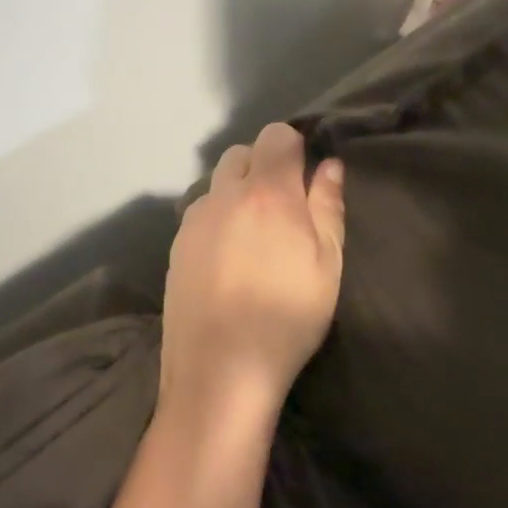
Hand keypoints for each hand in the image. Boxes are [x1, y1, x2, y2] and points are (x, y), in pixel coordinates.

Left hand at [160, 123, 344, 423]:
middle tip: (290, 208)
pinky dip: (221, 218)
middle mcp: (224, 196)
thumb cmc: (289, 318)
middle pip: (242, 153)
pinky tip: (235, 258)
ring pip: (218, 183)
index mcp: (268, 195)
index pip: (277, 137)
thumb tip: (330, 167)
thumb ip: (328, 209)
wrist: (221, 369)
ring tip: (261, 236)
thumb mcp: (328, 266)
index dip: (297, 148)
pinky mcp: (177, 247)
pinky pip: (202, 213)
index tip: (311, 178)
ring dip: (240, 192)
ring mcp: (194, 221)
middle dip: (266, 166)